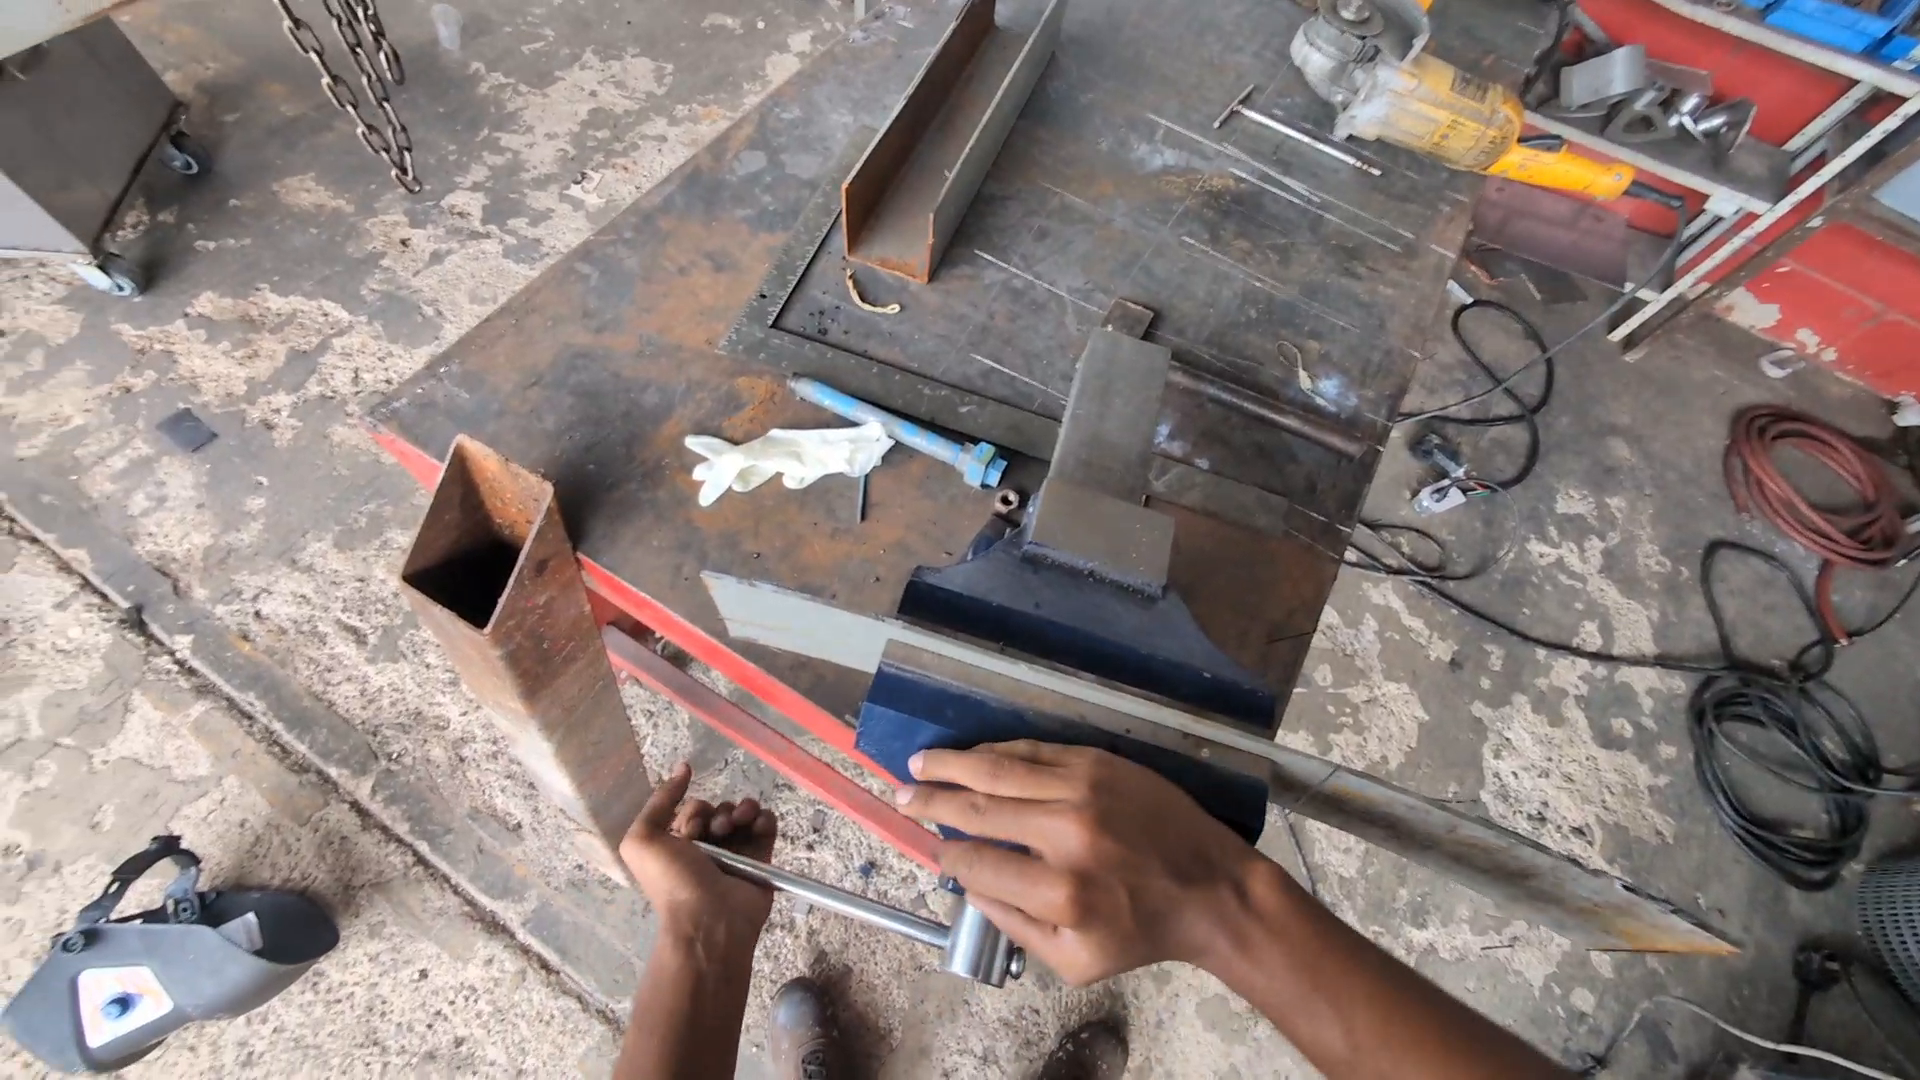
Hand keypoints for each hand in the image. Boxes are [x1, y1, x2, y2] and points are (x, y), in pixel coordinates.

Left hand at [619, 762, 778, 945]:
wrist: (709, 919)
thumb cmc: (673, 881)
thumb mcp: (643, 840)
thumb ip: (658, 801)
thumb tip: (683, 768)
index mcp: (679, 846)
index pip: (693, 810)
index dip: (694, 812)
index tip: (692, 829)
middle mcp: (708, 849)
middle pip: (720, 810)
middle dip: (719, 812)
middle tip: (718, 829)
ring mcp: (737, 853)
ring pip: (744, 814)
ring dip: (744, 809)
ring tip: (739, 824)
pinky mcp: (762, 859)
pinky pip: (767, 826)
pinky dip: (765, 819)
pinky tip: (758, 824)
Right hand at [894, 741, 1272, 984]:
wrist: (1212, 884)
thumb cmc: (1142, 929)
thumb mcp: (1075, 961)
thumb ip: (1014, 925)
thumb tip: (968, 882)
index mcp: (1060, 891)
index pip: (977, 863)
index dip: (945, 854)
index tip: (931, 847)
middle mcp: (1066, 831)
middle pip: (979, 807)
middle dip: (932, 800)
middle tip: (900, 793)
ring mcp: (1083, 788)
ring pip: (1000, 767)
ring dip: (953, 763)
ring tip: (921, 763)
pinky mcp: (1098, 761)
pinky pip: (1034, 749)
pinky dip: (997, 750)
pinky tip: (974, 753)